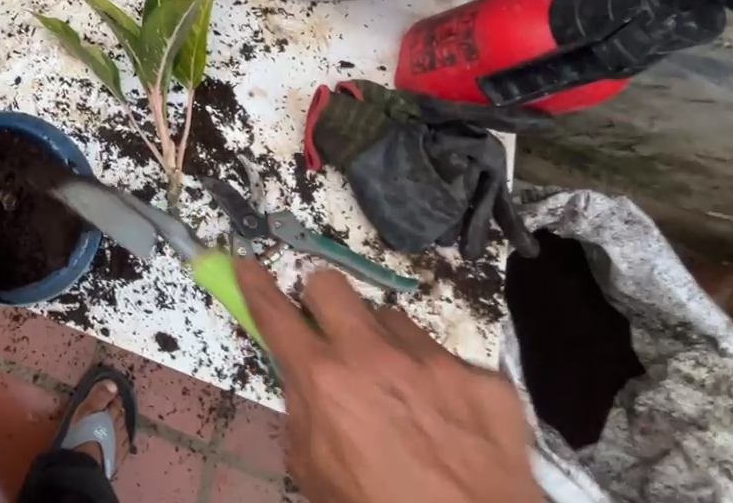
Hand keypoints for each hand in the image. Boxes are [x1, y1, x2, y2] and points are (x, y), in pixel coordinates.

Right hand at [235, 259, 540, 502]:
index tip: (246, 264)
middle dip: (322, 303)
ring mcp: (434, 364)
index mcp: (323, 378)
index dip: (253, 282)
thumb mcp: (312, 468)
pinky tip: (449, 419)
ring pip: (392, 320)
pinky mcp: (486, 382)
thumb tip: (301, 377)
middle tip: (331, 332)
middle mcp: (373, 356)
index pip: (273, 311)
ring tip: (400, 386)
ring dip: (385, 343)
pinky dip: (440, 382)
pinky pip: (450, 360)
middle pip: (330, 285)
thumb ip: (301, 410)